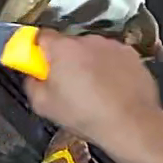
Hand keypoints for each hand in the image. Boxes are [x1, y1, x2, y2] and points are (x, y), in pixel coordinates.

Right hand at [23, 31, 162, 162]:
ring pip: (90, 51)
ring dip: (87, 64)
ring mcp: (111, 46)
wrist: (132, 125)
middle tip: (65, 83)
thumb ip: (31, 84)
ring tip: (90, 90)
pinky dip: (109, 69)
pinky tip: (109, 89)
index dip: (37, 51)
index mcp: (62, 49)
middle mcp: (87, 41)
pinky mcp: (130, 55)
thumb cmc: (89, 115)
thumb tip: (32, 77)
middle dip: (64, 60)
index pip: (40, 36)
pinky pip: (111, 58)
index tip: (37, 63)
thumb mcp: (44, 106)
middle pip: (67, 44)